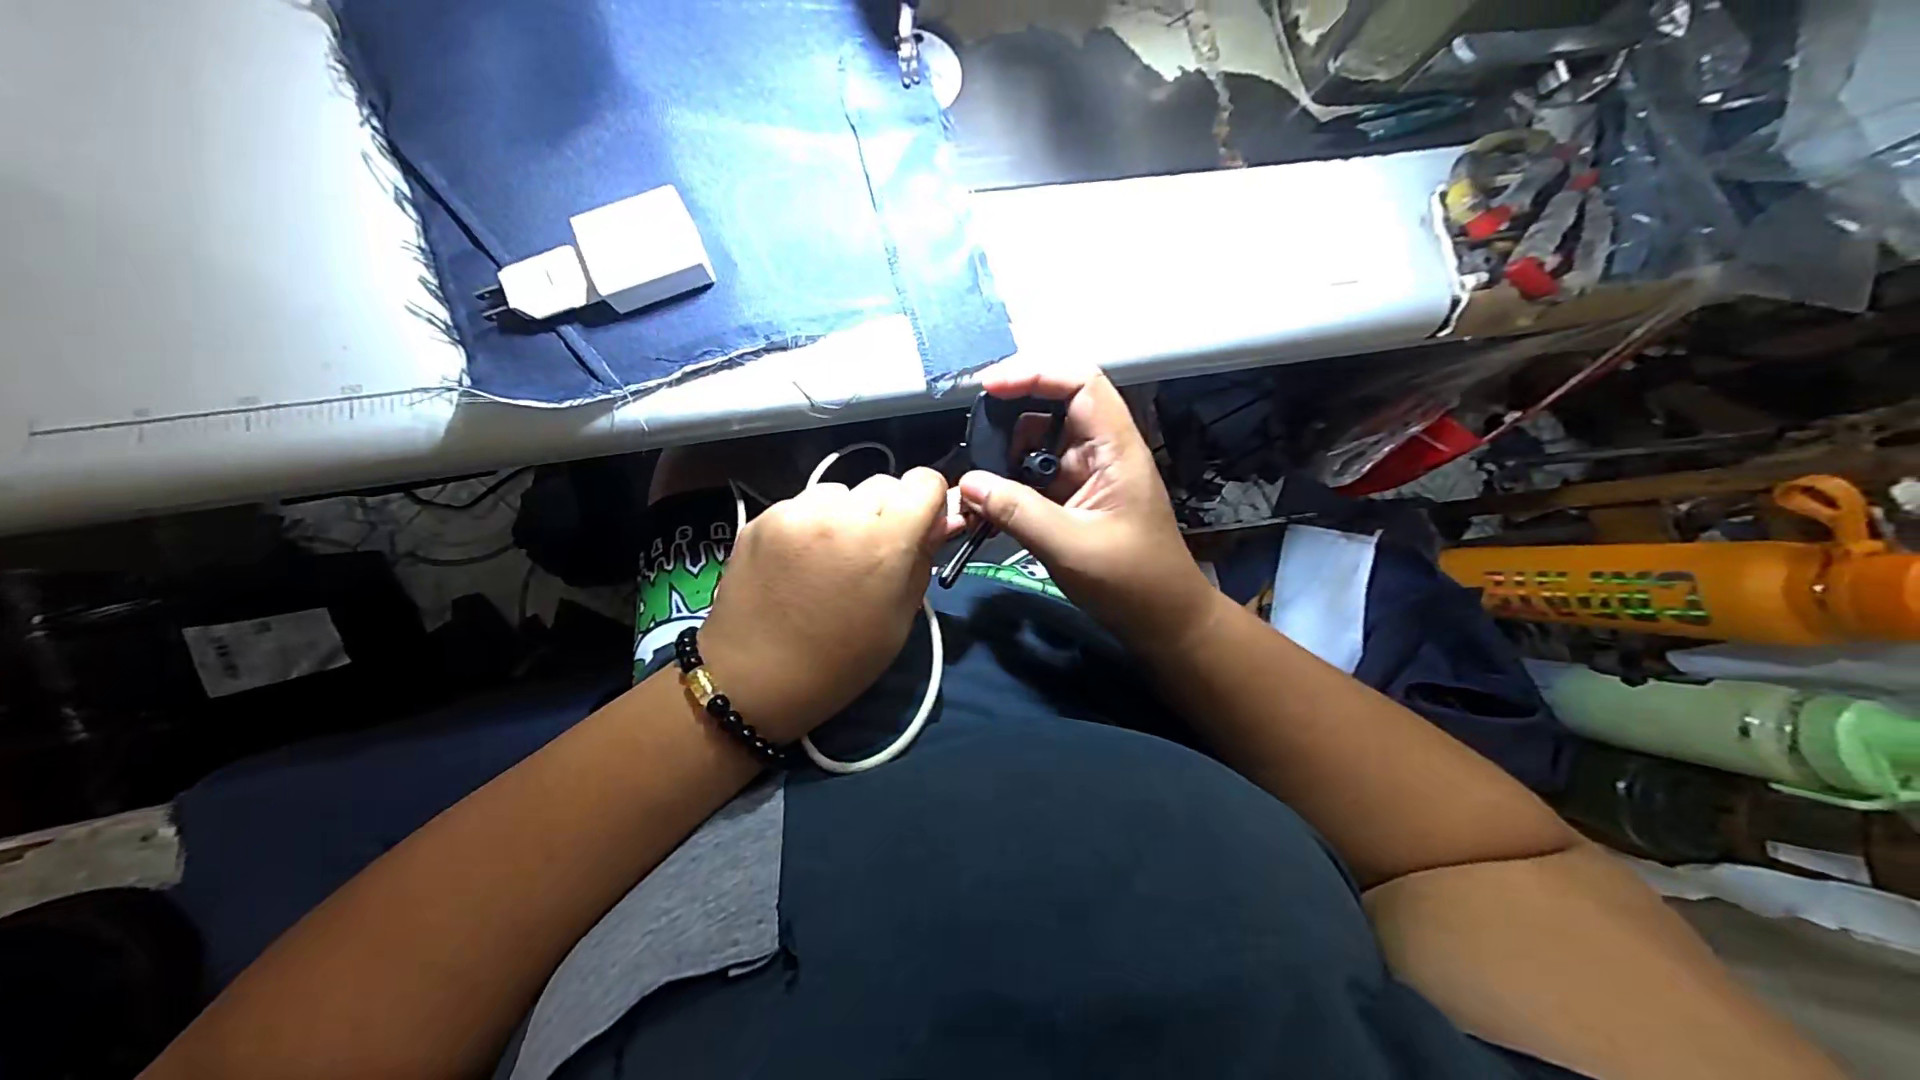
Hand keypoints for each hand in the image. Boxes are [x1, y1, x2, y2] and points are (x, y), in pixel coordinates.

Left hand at [697, 468, 958, 743]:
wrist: (754, 679)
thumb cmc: (840, 661)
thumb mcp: (898, 617)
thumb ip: (924, 558)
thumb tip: (946, 518)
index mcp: (884, 542)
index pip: (924, 481)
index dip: (928, 503)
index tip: (919, 528)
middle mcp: (841, 514)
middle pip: (884, 484)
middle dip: (888, 512)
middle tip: (872, 554)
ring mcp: (796, 512)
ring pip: (841, 492)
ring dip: (847, 514)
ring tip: (831, 558)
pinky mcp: (762, 518)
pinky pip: (803, 505)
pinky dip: (811, 523)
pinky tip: (800, 562)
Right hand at [957, 360, 1215, 649]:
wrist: (1162, 620)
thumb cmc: (1130, 581)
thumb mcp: (1068, 545)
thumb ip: (1015, 511)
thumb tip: (966, 483)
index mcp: (1116, 448)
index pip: (1080, 382)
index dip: (1035, 373)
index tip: (990, 387)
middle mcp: (1103, 451)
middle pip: (1057, 405)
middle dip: (1013, 416)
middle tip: (976, 440)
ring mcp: (1090, 474)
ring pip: (1043, 441)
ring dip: (1009, 453)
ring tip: (983, 479)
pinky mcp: (1078, 497)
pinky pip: (1040, 473)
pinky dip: (1014, 480)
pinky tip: (994, 500)